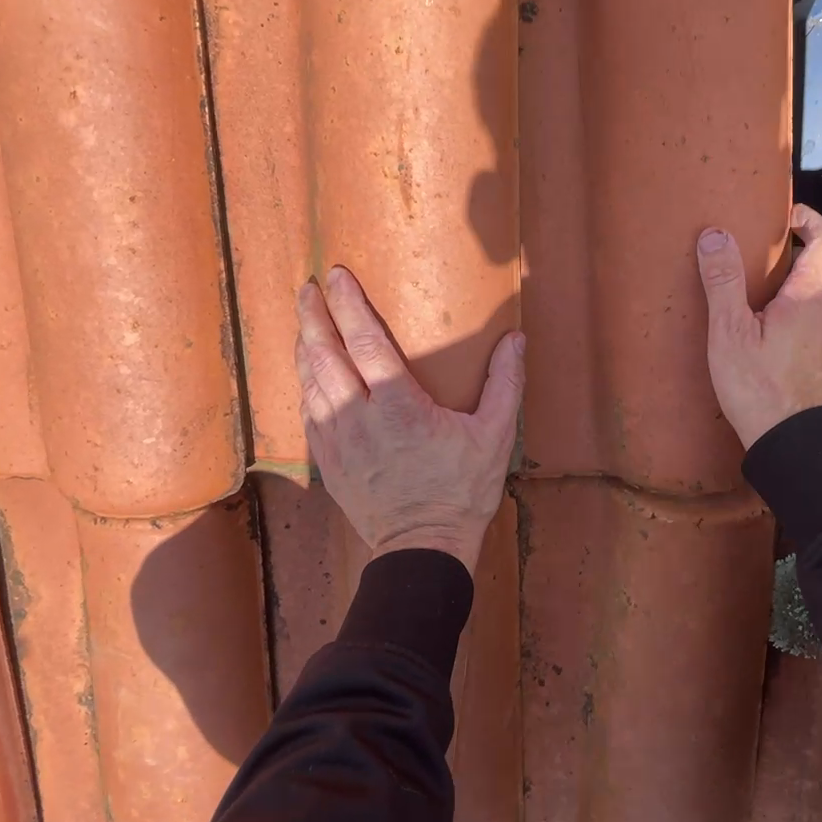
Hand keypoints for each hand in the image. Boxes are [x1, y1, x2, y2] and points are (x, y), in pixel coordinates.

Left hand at [294, 266, 524, 575]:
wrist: (423, 546)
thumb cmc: (462, 490)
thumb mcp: (495, 436)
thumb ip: (505, 383)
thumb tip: (515, 340)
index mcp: (397, 405)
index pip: (364, 341)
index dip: (348, 305)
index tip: (337, 276)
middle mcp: (357, 416)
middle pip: (324, 355)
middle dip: (314, 316)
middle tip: (308, 288)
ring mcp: (336, 441)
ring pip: (309, 382)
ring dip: (306, 346)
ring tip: (306, 321)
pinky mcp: (328, 461)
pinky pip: (308, 412)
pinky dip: (305, 384)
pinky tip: (308, 373)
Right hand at [697, 204, 821, 448]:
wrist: (793, 443)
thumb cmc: (761, 386)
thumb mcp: (731, 332)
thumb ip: (724, 282)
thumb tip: (715, 234)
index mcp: (811, 296)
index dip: (811, 221)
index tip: (786, 215)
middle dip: (804, 246)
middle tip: (769, 243)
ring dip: (799, 277)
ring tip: (761, 280)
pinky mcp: (821, 359)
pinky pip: (814, 318)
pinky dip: (796, 304)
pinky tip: (767, 322)